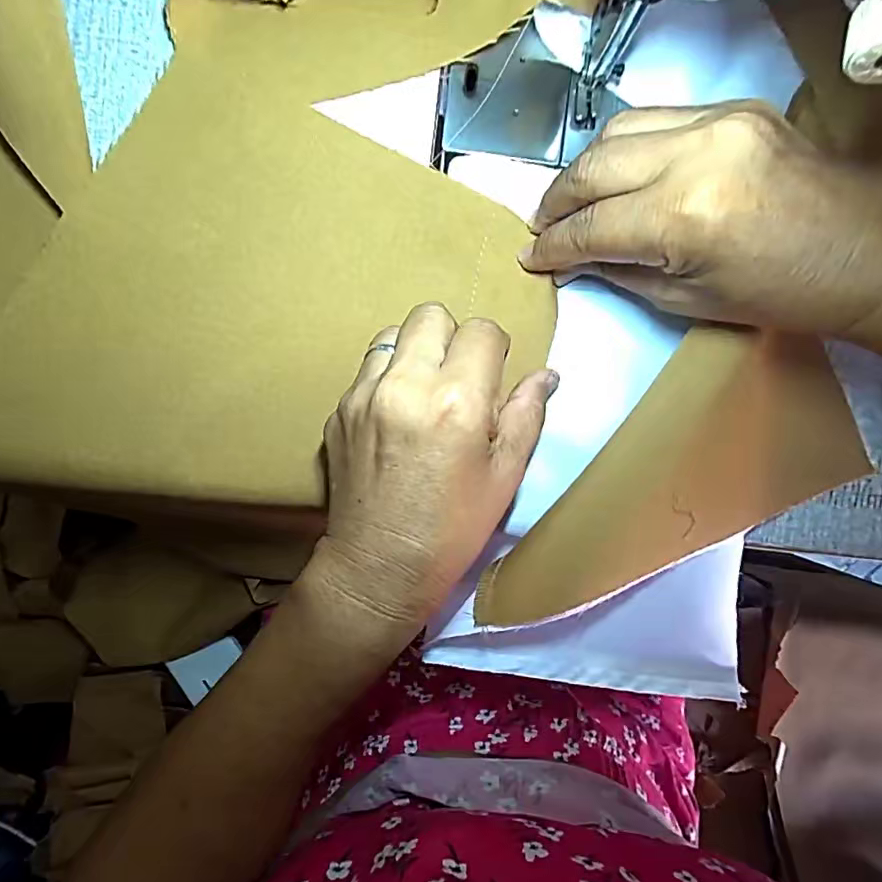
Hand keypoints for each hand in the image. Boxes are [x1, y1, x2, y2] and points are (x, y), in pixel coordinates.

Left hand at [304, 302, 558, 638]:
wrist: (378, 566)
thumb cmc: (452, 529)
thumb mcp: (504, 477)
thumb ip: (526, 416)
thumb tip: (545, 375)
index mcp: (456, 400)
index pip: (480, 330)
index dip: (493, 350)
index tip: (491, 378)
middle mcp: (404, 386)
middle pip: (429, 315)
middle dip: (451, 338)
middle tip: (457, 379)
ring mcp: (361, 396)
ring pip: (390, 337)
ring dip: (413, 353)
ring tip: (422, 393)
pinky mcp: (336, 412)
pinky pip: (365, 372)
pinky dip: (385, 381)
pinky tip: (393, 419)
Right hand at [517, 101, 881, 335]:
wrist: (871, 251)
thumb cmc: (779, 294)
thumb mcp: (682, 298)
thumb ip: (619, 269)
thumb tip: (572, 258)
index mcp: (684, 214)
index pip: (590, 226)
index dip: (552, 247)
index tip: (529, 258)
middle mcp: (697, 154)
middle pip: (593, 167)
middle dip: (555, 202)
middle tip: (540, 227)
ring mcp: (720, 120)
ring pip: (617, 131)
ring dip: (584, 168)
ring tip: (571, 200)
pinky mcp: (736, 108)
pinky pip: (655, 119)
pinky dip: (623, 148)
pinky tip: (616, 176)